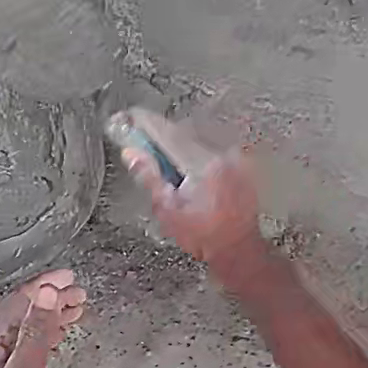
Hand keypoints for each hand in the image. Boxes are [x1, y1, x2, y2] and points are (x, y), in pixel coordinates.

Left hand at [0, 269, 87, 367]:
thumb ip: (35, 336)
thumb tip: (46, 294)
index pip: (18, 301)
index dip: (45, 285)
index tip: (70, 277)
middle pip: (21, 311)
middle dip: (51, 299)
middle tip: (79, 292)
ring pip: (24, 328)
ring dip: (49, 316)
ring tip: (75, 308)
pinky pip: (24, 346)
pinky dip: (43, 336)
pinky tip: (55, 337)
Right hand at [117, 109, 264, 267]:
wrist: (238, 250)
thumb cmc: (203, 236)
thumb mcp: (167, 209)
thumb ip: (149, 176)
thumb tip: (131, 153)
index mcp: (203, 164)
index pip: (168, 133)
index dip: (145, 124)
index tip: (128, 117)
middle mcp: (222, 154)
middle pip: (182, 132)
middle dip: (159, 135)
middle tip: (140, 143)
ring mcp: (234, 157)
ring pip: (196, 137)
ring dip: (176, 143)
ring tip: (162, 161)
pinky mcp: (239, 163)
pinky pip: (209, 147)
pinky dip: (192, 150)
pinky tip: (184, 169)